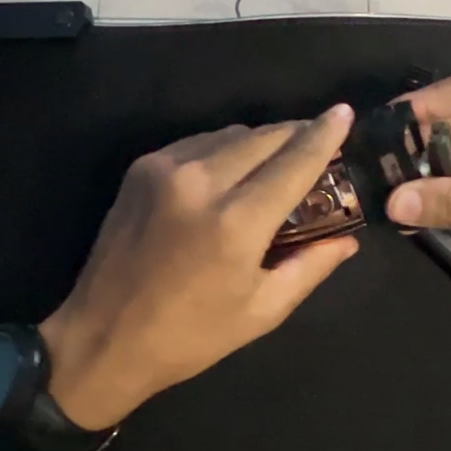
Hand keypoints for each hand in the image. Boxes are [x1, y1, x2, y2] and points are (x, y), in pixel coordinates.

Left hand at [40, 106, 359, 428]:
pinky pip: (198, 143)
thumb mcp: (261, 310)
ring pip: (230, 134)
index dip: (325, 134)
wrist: (103, 337)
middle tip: (316, 147)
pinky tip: (230, 172)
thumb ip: (310, 266)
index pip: (294, 161)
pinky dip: (223, 150)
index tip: (345, 113)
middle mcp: (201, 181)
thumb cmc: (189, 335)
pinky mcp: (141, 167)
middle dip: (295, 135)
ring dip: (260, 142)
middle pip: (264, 136)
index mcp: (236, 222)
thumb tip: (347, 238)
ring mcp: (165, 168)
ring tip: (274, 164)